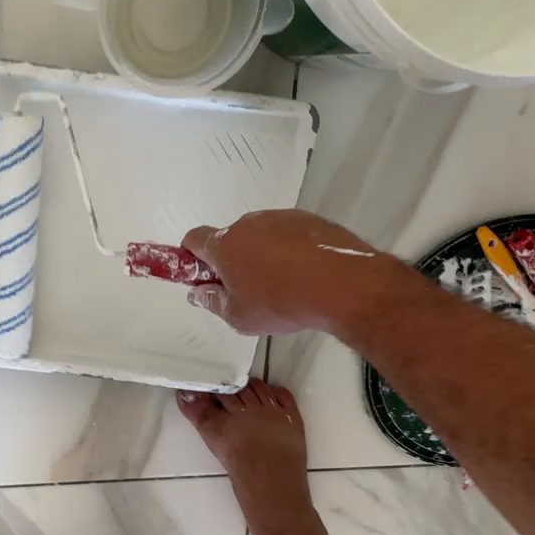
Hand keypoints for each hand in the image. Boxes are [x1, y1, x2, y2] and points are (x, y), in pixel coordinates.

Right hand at [183, 210, 404, 335]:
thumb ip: (213, 302)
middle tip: (245, 289)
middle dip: (231, 259)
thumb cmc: (281, 304)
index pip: (194, 238)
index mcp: (225, 245)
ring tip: (282, 284)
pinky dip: (288, 250)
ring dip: (261, 254)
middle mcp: (249, 224)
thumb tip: (198, 293)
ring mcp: (281, 218)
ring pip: (260, 235)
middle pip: (229, 238)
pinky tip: (304, 274)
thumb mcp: (239, 317)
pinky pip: (288, 234)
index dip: (191, 256)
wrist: (343, 285)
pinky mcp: (309, 219)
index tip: (202, 276)